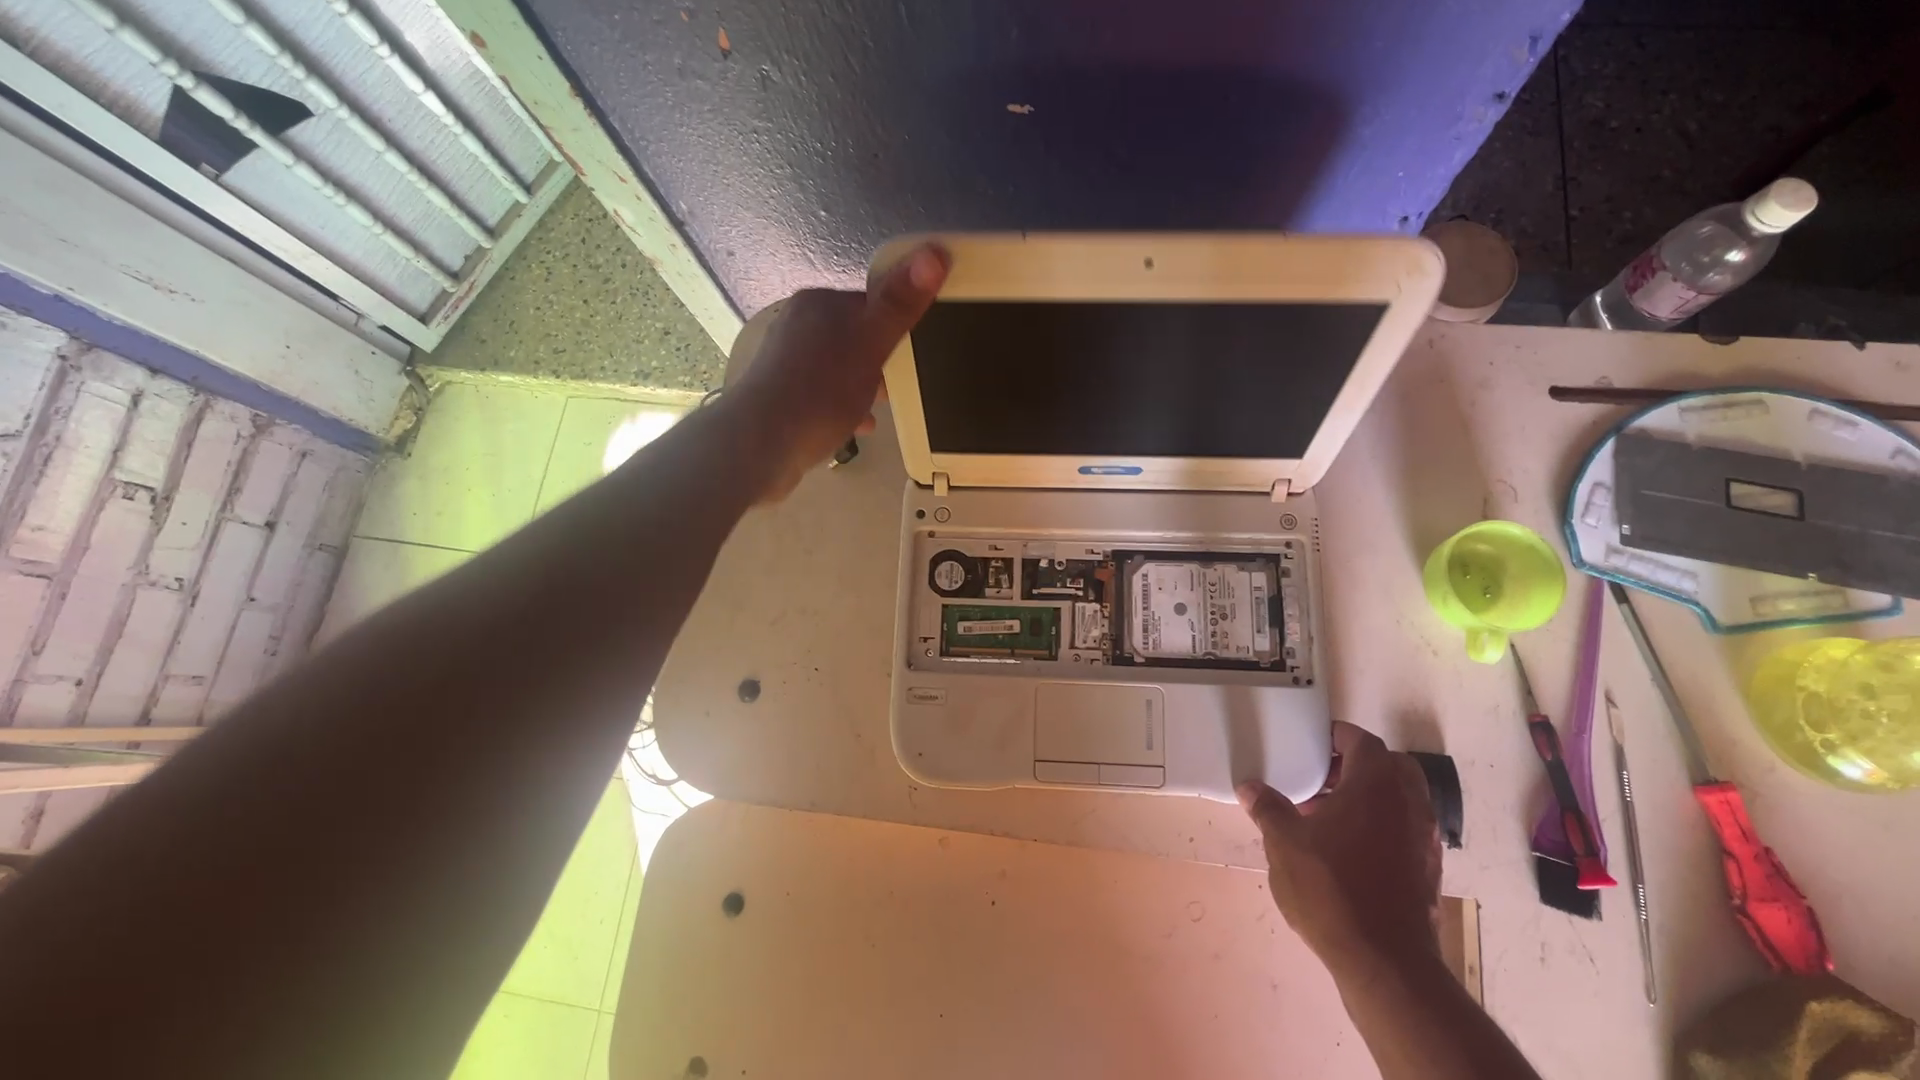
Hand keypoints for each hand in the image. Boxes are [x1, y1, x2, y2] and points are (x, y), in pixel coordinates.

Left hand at [721, 244, 948, 499]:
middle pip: (854, 335)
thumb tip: (934, 252)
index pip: (870, 302)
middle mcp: (797, 323)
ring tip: (877, 407)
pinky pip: (822, 394)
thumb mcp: (871, 344)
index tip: (911, 354)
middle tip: (896, 386)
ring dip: (861, 385)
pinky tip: (855, 426)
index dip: (895, 327)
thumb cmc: (821, 391)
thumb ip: (900, 303)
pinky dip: (841, 406)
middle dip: (878, 360)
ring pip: (838, 366)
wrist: (760, 445)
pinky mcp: (779, 395)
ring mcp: (785, 360)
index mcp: (819, 303)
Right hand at [1238, 721, 1441, 983]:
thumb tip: (1250, 787)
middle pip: (1389, 766)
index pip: (1361, 741)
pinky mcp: (1429, 867)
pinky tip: (1351, 851)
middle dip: (1355, 765)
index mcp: (1376, 784)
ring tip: (1330, 817)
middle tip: (1321, 778)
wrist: (1385, 959)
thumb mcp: (1285, 844)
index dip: (1336, 737)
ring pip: (1401, 799)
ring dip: (1370, 797)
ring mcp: (1425, 836)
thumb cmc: (1331, 888)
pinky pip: (1405, 829)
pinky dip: (1382, 826)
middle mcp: (1409, 802)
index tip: (1312, 744)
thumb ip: (1269, 809)